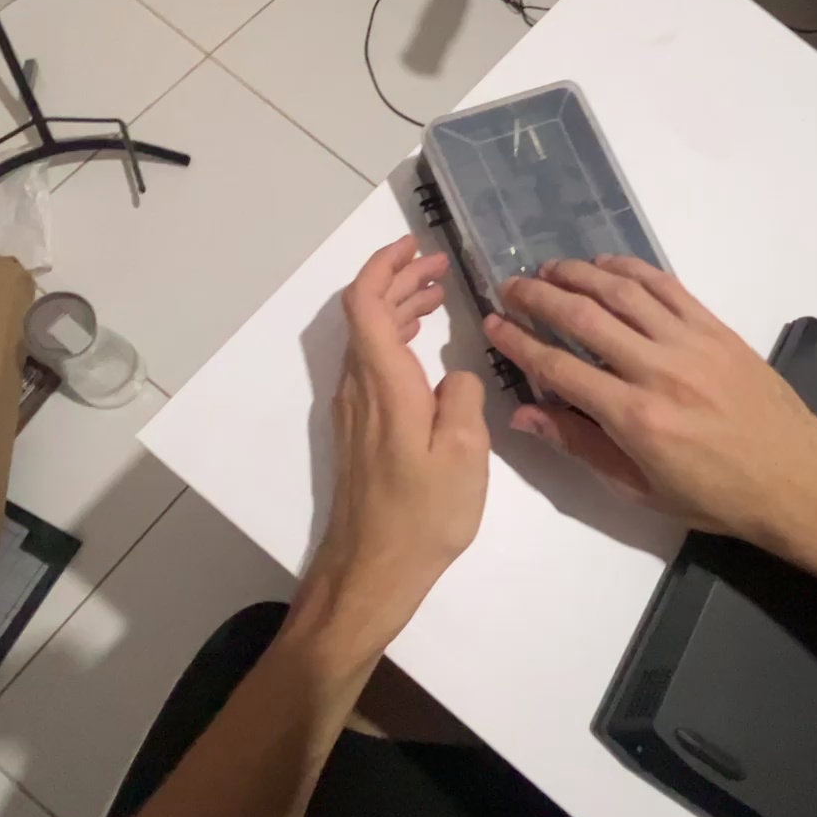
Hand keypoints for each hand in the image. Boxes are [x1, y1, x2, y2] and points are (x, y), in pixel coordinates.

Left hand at [297, 236, 489, 657]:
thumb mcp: (463, 454)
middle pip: (365, 314)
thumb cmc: (421, 513)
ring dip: (397, 309)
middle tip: (438, 267)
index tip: (413, 248)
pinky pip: (371, 364)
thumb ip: (462, 397)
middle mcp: (358, 386)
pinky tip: (421, 345)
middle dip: (398, 280)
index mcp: (383, 382)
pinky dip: (394, 340)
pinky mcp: (358, 428)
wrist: (371, 568)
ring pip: (367, 339)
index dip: (383, 266)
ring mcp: (353, 409)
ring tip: (435, 296)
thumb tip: (453, 375)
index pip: (364, 302)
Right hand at [482, 256, 816, 568]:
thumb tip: (524, 413)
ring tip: (548, 269)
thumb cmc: (716, 496)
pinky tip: (605, 265)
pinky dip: (631, 269)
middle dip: (538, 297)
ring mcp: (690, 342)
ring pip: (622, 293)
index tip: (493, 324)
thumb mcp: (640, 488)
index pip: (559, 367)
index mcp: (634, 416)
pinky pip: (666, 287)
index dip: (519, 343)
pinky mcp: (716, 329)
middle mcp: (658, 369)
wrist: (801, 482)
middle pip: (583, 318)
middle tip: (510, 287)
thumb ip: (579, 445)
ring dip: (579, 274)